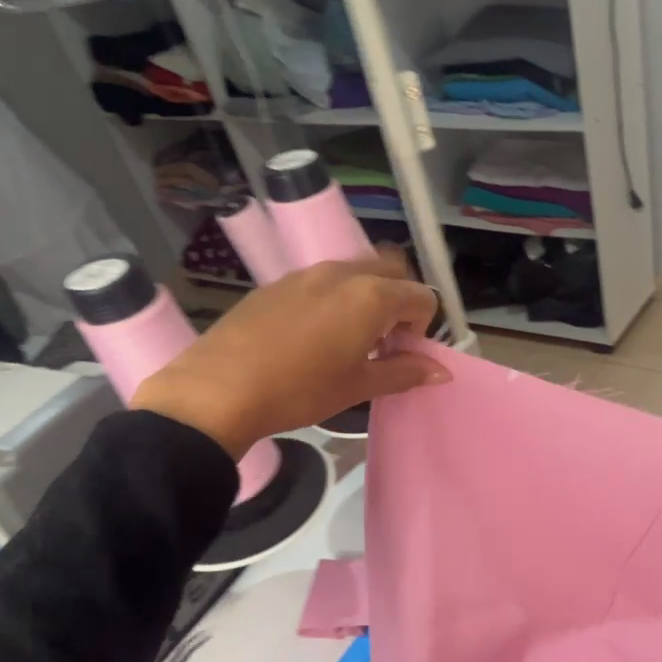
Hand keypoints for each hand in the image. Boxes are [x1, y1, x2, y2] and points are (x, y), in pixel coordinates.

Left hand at [131, 251, 450, 457]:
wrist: (219, 389)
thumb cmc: (301, 390)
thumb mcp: (359, 386)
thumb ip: (404, 372)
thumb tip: (441, 371)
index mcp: (370, 295)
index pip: (420, 295)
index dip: (422, 327)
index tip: (403, 356)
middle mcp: (341, 273)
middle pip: (389, 271)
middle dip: (398, 301)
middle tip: (384, 342)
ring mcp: (305, 274)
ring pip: (353, 273)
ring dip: (365, 299)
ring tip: (349, 342)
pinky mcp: (275, 285)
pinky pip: (320, 282)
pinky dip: (333, 301)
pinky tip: (312, 340)